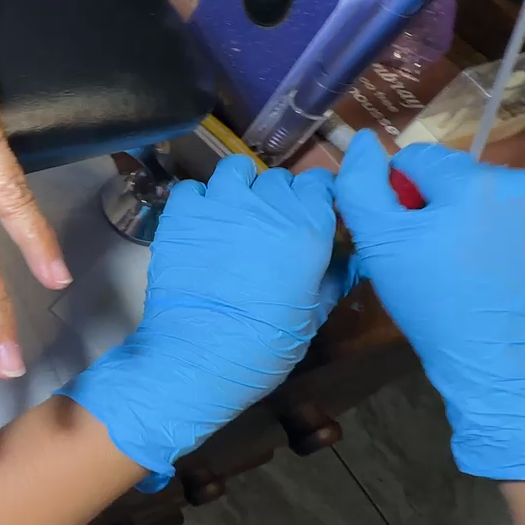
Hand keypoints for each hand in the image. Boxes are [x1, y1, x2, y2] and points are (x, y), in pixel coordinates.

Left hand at [63, 157, 347, 488]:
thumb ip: (331, 276)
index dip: (313, 195)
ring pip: (234, 171)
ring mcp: (220, 205)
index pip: (320, 183)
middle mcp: (266, 207)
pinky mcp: (181, 215)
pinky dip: (196, 200)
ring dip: (237, 187)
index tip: (307, 210)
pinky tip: (197, 223)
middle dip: (274, 197)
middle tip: (264, 225)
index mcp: (309, 229)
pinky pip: (190, 188)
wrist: (200, 353)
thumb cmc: (264, 344)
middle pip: (277, 179)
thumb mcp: (314, 313)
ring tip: (231, 214)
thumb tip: (343, 259)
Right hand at [334, 134, 524, 479]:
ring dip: (497, 218)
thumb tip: (363, 141)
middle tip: (446, 254)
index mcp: (471, 181)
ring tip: (488, 263)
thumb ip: (361, 185)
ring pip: (513, 195)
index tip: (408, 233)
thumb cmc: (432, 302)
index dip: (404, 194)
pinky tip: (524, 267)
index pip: (421, 161)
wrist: (504, 361)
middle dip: (454, 206)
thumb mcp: (379, 246)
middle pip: (470, 178)